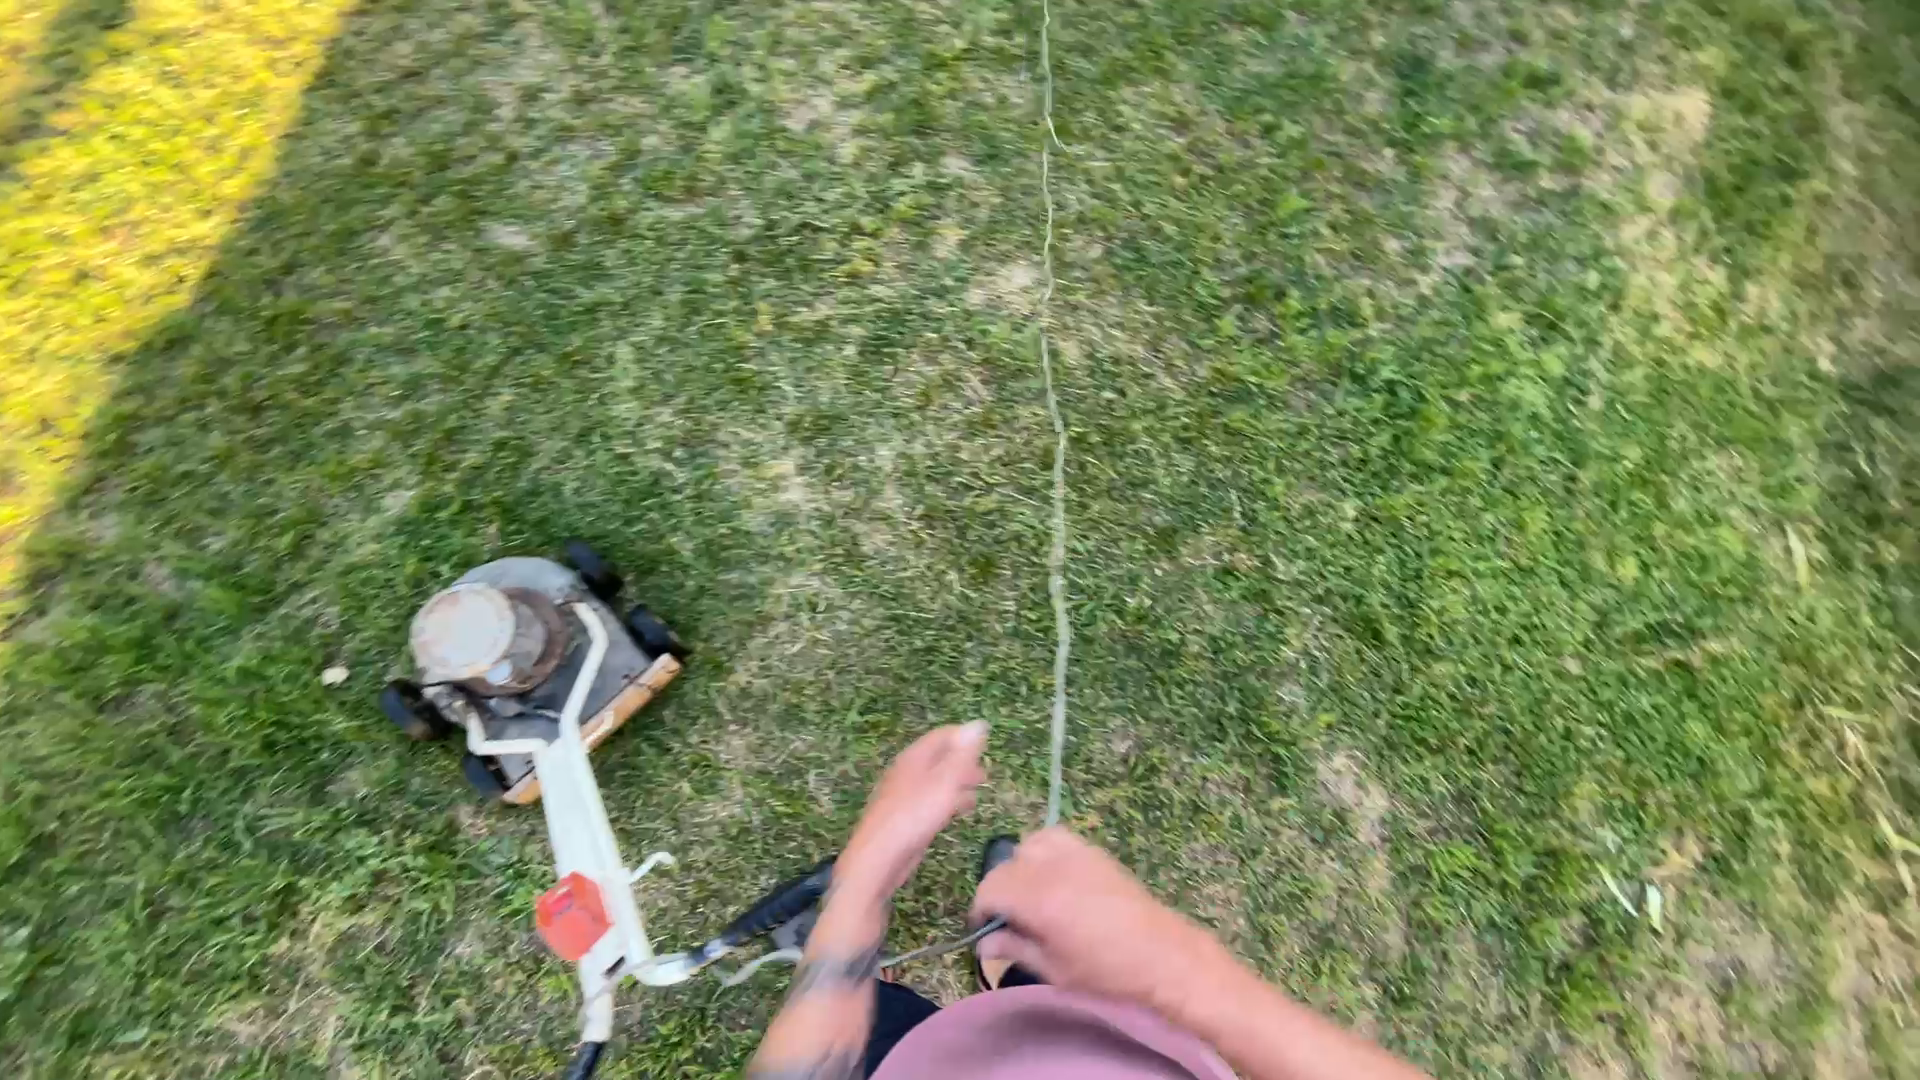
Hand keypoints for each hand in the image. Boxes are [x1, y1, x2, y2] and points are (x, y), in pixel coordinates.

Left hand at [836, 722, 988, 899]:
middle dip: (963, 762)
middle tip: (985, 772)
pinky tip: (961, 811)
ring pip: (937, 780)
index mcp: (915, 757)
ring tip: (979, 790)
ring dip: (958, 782)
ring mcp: (906, 795)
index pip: (942, 736)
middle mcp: (908, 771)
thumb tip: (978, 723)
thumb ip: (963, 755)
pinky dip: (949, 799)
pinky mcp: (906, 817)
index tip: (986, 745)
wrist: (878, 858)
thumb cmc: (913, 815)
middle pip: (939, 758)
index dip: (964, 737)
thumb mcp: (944, 782)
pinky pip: (932, 800)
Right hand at [971, 827, 1236, 1013]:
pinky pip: (1054, 836)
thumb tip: (984, 942)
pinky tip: (1053, 874)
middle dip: (999, 890)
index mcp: (1039, 898)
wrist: (1162, 956)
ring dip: (1021, 865)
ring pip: (1028, 844)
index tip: (984, 928)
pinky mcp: (1092, 849)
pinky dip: (1044, 850)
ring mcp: (1074, 852)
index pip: (990, 888)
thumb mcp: (1054, 969)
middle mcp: (1052, 866)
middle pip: (1006, 865)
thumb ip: (1015, 948)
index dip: (980, 909)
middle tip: (1008, 919)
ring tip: (1031, 893)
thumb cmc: (1106, 972)